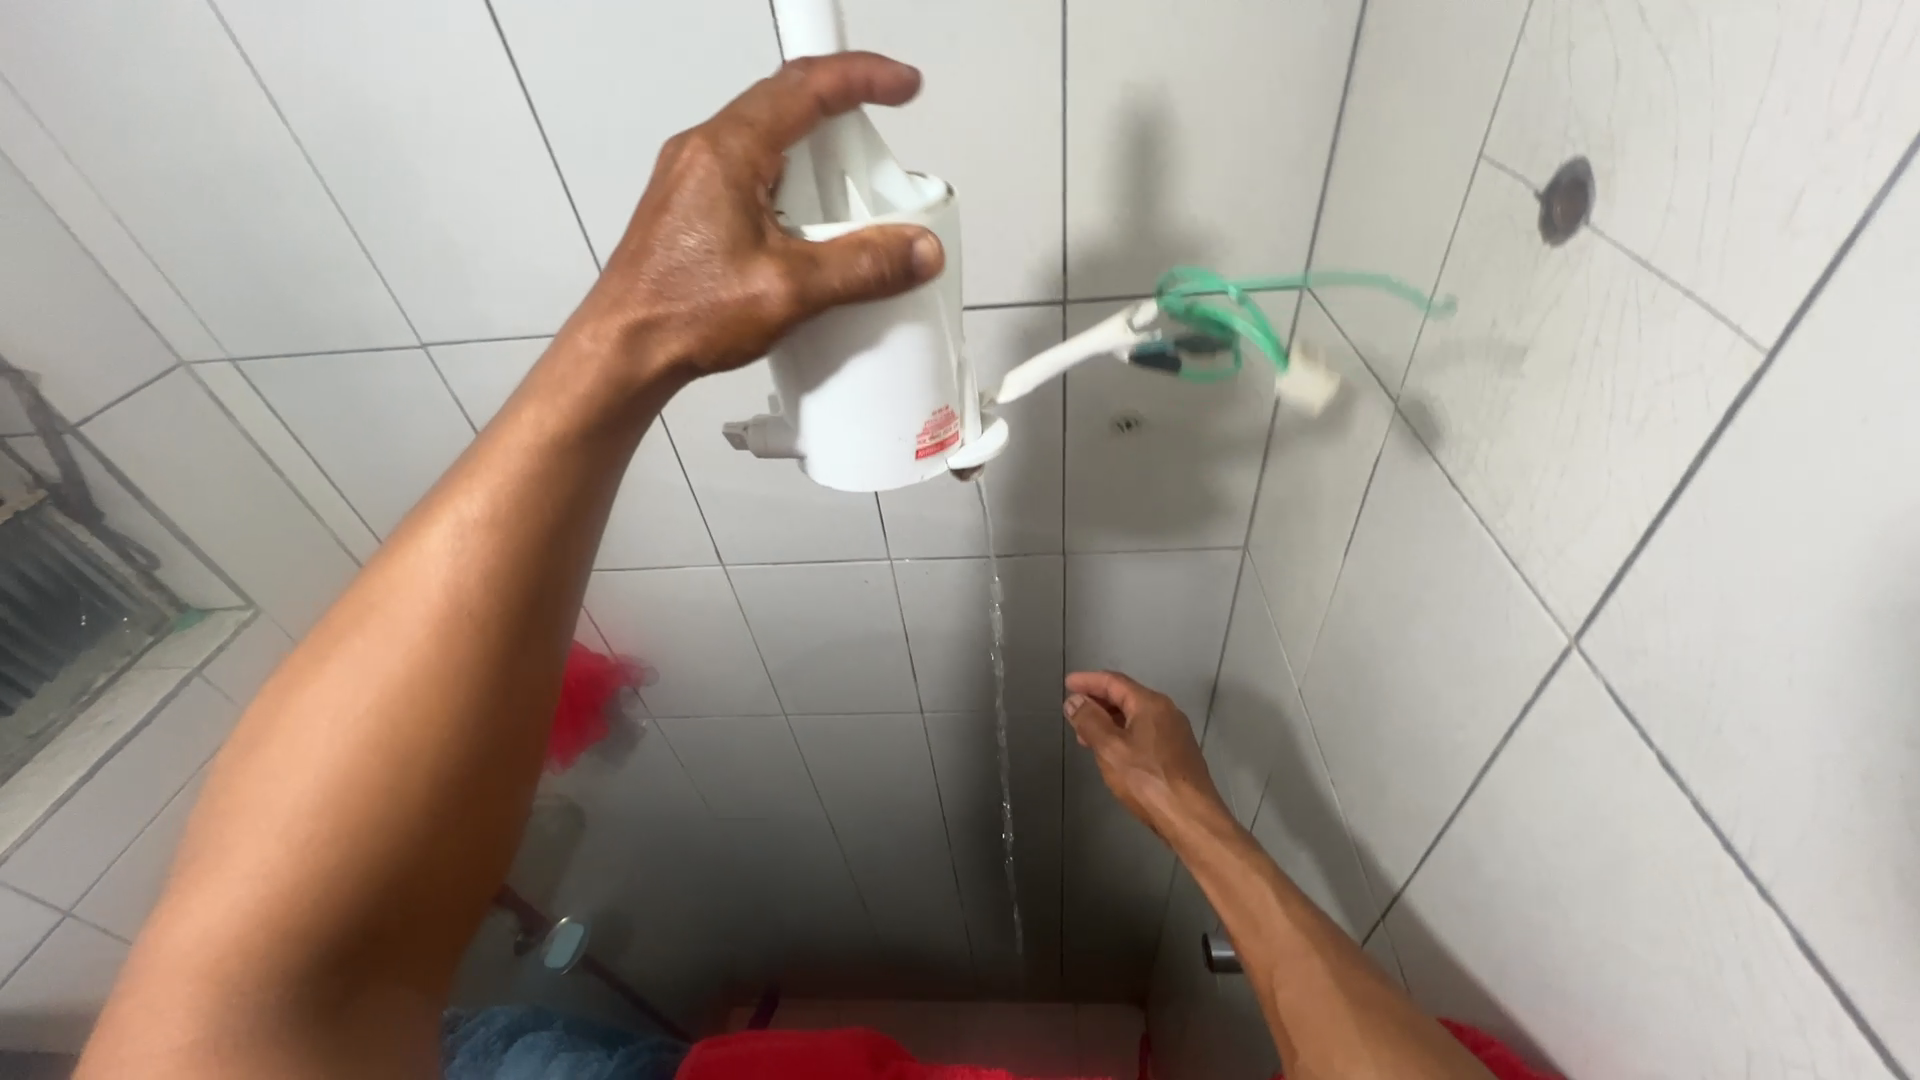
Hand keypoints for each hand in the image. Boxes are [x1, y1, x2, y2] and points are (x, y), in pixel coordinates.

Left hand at [571, 53, 944, 389]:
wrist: (627, 349)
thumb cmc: (682, 312)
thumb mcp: (789, 290)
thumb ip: (861, 267)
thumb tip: (918, 249)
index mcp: (727, 151)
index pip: (807, 86)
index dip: (864, 78)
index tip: (902, 87)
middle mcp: (706, 153)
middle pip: (788, 106)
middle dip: (843, 121)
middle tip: (879, 155)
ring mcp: (696, 180)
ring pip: (770, 146)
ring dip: (816, 163)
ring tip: (850, 205)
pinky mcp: (696, 211)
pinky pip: (754, 180)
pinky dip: (792, 193)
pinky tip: (809, 237)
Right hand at [1063, 671, 1230, 838]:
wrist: (1192, 819)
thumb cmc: (1147, 780)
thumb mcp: (1110, 748)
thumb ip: (1089, 720)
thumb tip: (1075, 700)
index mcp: (1150, 704)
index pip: (1113, 682)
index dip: (1088, 681)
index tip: (1068, 684)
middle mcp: (1167, 712)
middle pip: (1126, 696)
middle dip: (1097, 702)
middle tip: (1073, 712)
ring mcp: (1175, 733)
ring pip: (1135, 717)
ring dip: (1109, 721)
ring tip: (1086, 736)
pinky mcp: (1178, 754)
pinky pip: (1145, 733)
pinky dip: (1123, 734)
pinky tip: (1113, 753)